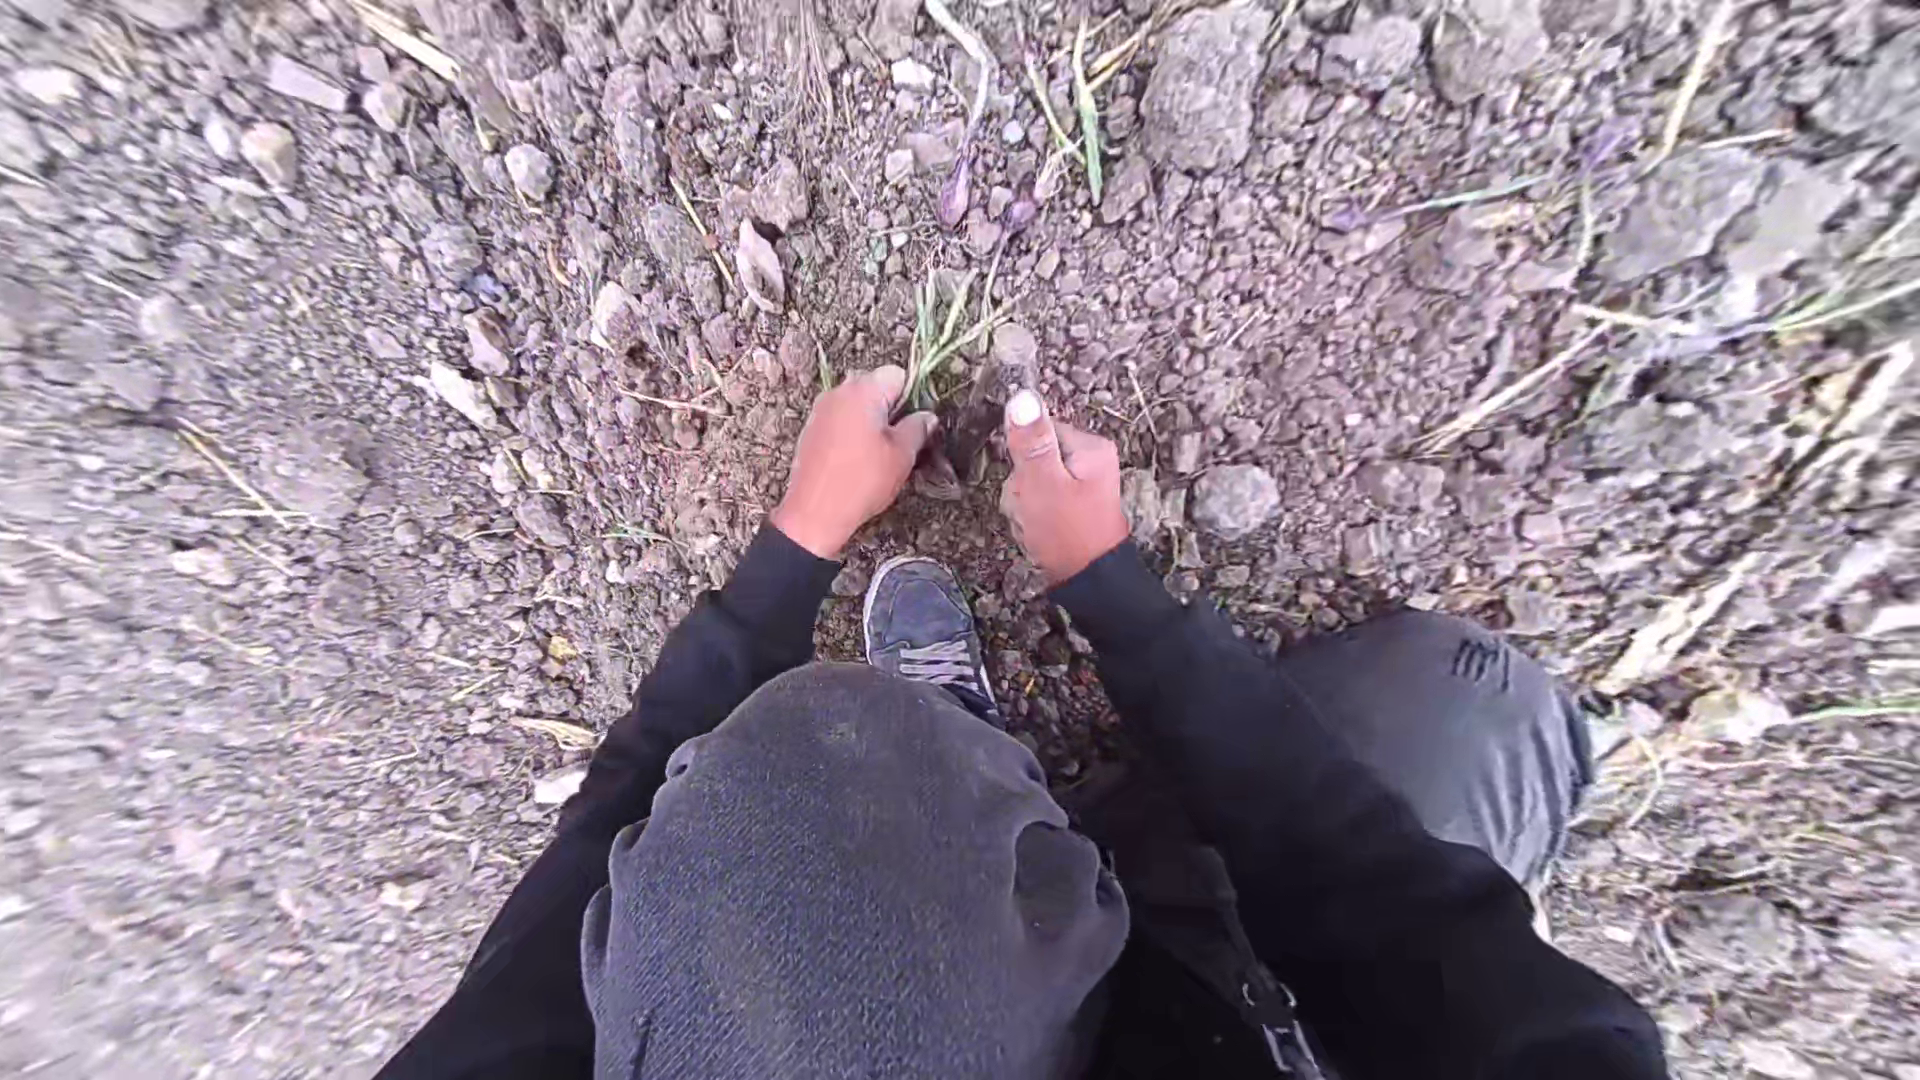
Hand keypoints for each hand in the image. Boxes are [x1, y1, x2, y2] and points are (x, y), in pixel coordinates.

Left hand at [770, 365, 937, 558]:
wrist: (815, 513)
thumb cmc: (862, 481)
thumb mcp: (901, 456)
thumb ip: (918, 428)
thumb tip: (927, 416)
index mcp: (863, 391)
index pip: (898, 374)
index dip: (913, 397)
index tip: (917, 424)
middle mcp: (838, 393)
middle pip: (875, 387)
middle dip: (892, 409)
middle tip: (902, 442)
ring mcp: (821, 411)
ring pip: (858, 405)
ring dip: (873, 422)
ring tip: (880, 455)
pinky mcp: (812, 431)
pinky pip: (841, 420)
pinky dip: (854, 433)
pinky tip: (858, 461)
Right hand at [999, 389, 1129, 584]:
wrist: (1088, 584)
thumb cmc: (1066, 533)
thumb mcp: (1042, 483)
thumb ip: (1031, 442)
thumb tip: (1021, 396)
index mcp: (1089, 448)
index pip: (1037, 432)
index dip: (1021, 459)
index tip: (1027, 484)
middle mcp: (1088, 460)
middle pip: (1032, 457)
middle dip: (1022, 487)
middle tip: (1032, 510)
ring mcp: (1081, 484)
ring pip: (1030, 482)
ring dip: (1023, 505)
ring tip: (1035, 525)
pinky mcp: (1072, 505)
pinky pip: (1038, 500)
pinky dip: (1032, 517)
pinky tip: (1038, 532)